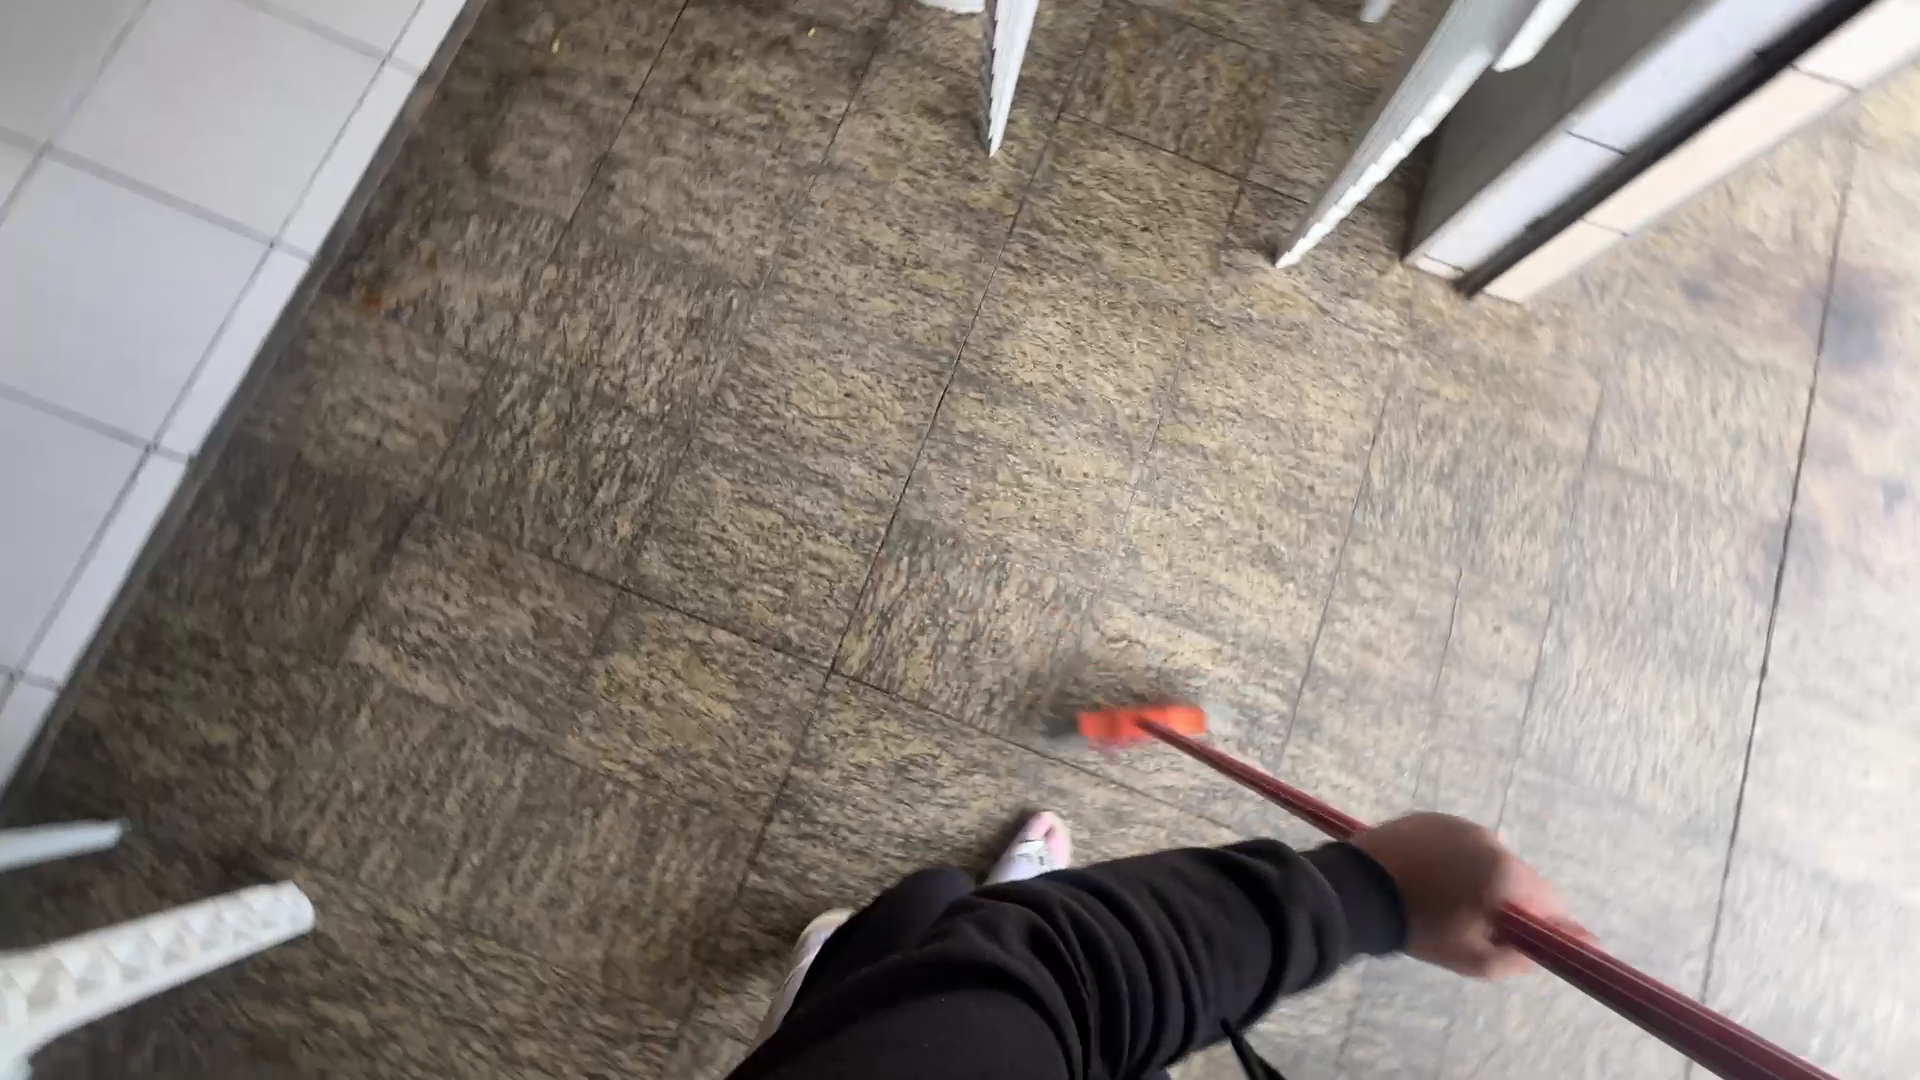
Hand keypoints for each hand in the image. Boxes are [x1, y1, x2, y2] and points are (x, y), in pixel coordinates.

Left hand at [1351, 812, 1586, 977]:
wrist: (1358, 888)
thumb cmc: (1422, 927)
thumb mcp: (1482, 959)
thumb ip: (1534, 950)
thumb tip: (1583, 940)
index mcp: (1507, 874)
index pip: (1551, 900)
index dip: (1537, 921)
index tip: (1512, 933)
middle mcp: (1487, 840)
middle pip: (1516, 875)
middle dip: (1504, 896)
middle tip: (1468, 916)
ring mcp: (1454, 824)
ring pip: (1484, 856)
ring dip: (1476, 874)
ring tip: (1441, 893)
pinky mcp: (1427, 817)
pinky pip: (1455, 841)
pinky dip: (1450, 856)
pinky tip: (1426, 873)